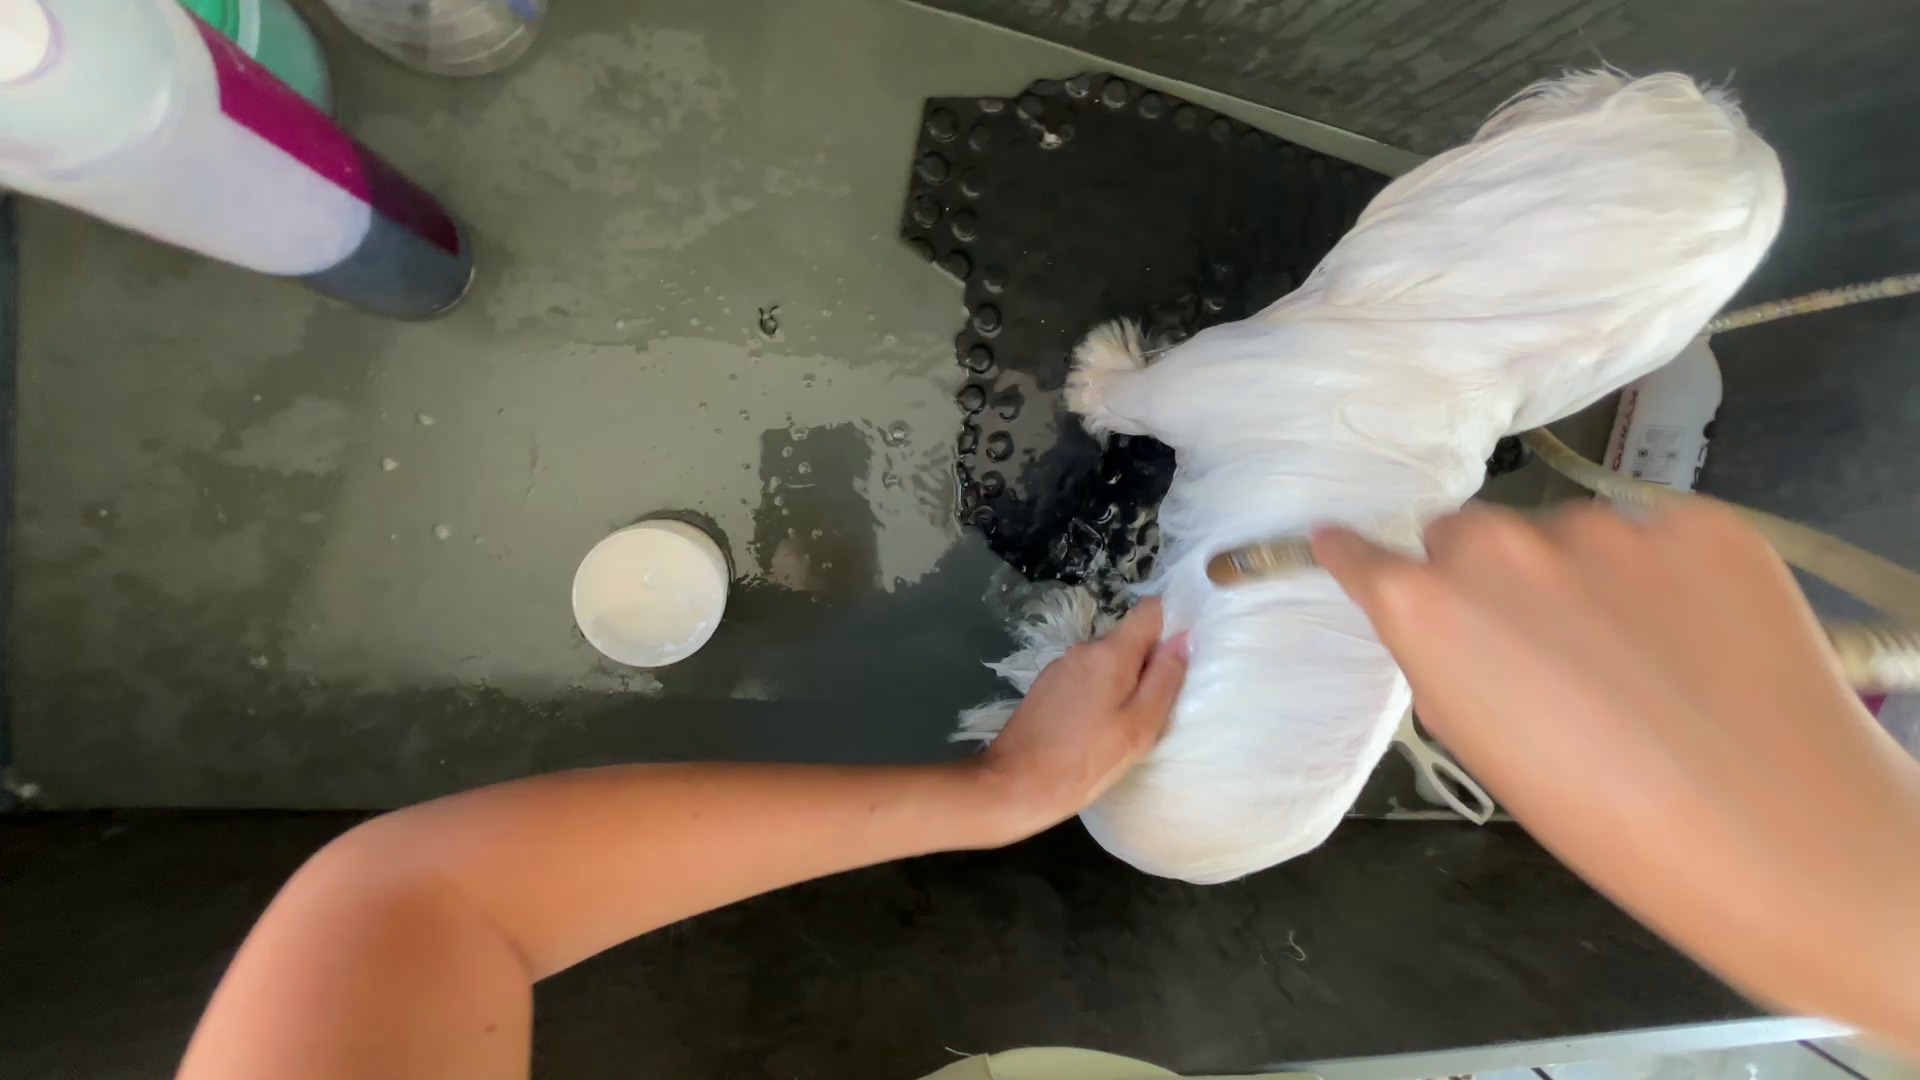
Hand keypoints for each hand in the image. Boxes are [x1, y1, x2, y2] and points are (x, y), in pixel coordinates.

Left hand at [977, 597, 1188, 835]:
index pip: (1149, 611)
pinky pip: (1087, 678)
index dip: (1172, 623)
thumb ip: (1164, 679)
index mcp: (1109, 652)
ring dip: (1124, 684)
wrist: (1015, 783)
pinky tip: (1099, 729)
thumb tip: (1182, 638)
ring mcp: (1061, 666)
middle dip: (1149, 665)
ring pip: (1107, 662)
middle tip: (1160, 707)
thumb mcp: (1138, 726)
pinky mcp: (1047, 686)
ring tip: (1129, 724)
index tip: (1186, 653)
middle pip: (1129, 640)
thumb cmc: (1085, 760)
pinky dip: (1101, 694)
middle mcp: (1082, 649)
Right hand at [1314, 501, 1919, 1051]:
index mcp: (1422, 603)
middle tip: (1525, 630)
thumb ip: (1430, 651)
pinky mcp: (1698, 524)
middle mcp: (1494, 546)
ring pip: (1554, 532)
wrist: (1778, 842)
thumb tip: (1428, 615)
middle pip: (1459, 532)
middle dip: (1474, 569)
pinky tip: (1683, 626)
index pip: (1356, 551)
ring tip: (1623, 641)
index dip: (1350, 552)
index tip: (1343, 544)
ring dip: (1566, 569)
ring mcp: (1599, 527)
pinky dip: (1649, 567)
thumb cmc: (1588, 808)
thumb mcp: (1465, 729)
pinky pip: (1644, 532)